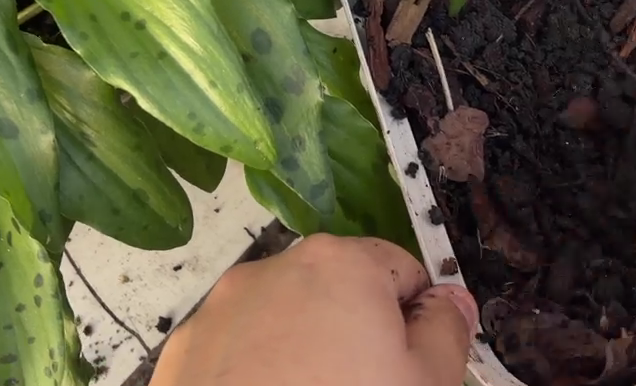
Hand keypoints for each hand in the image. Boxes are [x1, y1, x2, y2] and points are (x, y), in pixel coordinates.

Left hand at [152, 233, 476, 385]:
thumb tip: (451, 300)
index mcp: (341, 262)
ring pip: (282, 319)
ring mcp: (222, 308)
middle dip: (354, 336)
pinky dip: (252, 373)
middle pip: (336, 292)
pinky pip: (235, 350)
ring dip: (301, 351)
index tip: (407, 371)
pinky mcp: (184, 350)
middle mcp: (276, 268)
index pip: (400, 272)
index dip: (413, 323)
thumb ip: (446, 332)